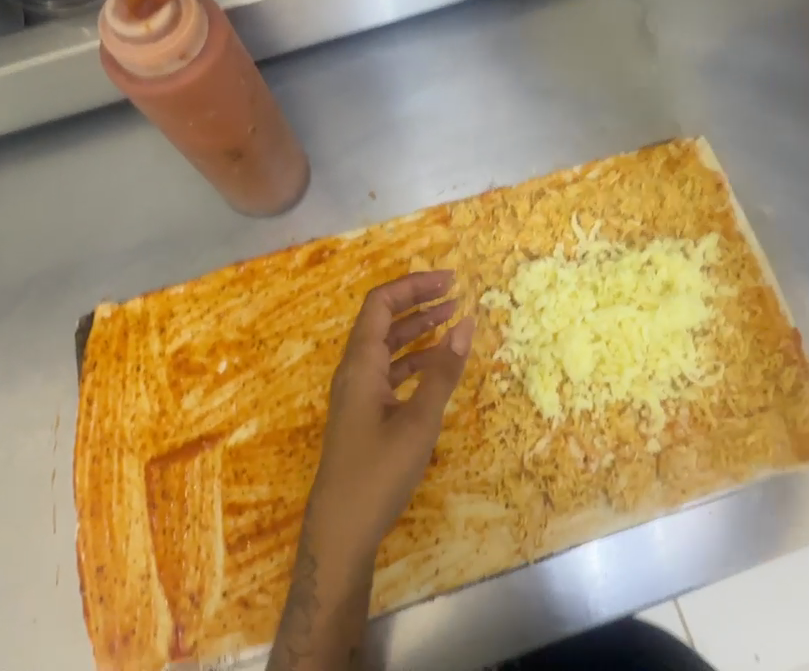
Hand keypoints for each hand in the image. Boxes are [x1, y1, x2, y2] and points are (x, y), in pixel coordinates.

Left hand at [302, 271, 475, 563]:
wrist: (341, 527)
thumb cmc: (379, 471)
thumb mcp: (419, 420)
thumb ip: (443, 371)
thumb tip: (466, 323)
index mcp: (361, 362)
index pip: (381, 303)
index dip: (413, 286)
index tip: (450, 281)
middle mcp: (355, 369)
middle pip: (383, 319)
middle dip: (418, 302)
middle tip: (456, 293)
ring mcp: (358, 392)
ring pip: (387, 345)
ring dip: (418, 329)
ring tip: (454, 320)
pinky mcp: (364, 413)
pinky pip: (389, 370)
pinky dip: (414, 359)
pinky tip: (438, 364)